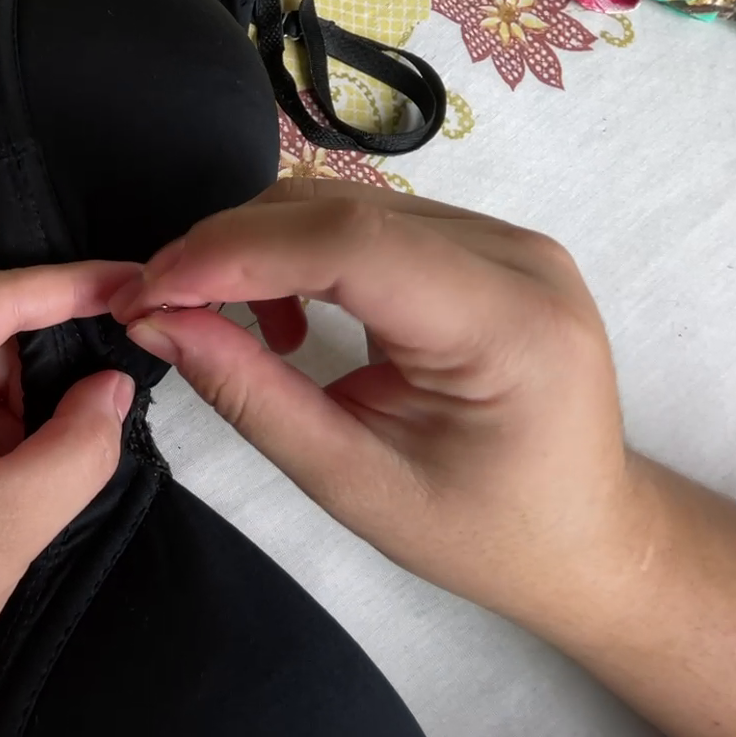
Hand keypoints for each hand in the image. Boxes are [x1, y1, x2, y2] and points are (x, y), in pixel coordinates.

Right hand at [110, 179, 641, 623]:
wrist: (588, 535)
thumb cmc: (481, 532)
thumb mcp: (350, 482)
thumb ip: (247, 393)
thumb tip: (152, 323)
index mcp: (505, 325)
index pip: (346, 244)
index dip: (230, 253)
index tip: (147, 291)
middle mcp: (509, 255)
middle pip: (331, 208)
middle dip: (223, 248)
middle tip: (157, 304)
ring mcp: (495, 235)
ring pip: (331, 201)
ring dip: (251, 248)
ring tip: (222, 319)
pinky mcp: (469, 238)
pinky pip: (351, 217)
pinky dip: (287, 252)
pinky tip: (286, 314)